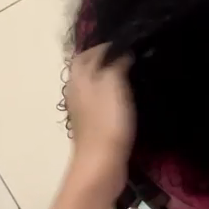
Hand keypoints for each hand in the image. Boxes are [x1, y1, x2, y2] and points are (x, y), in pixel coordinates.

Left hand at [63, 45, 135, 192]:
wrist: (101, 164)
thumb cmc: (107, 121)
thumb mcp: (113, 83)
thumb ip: (115, 63)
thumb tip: (121, 52)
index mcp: (78, 79)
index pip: (85, 54)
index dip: (104, 46)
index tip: (126, 44)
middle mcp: (76, 92)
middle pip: (88, 69)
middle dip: (106, 61)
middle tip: (130, 58)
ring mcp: (83, 111)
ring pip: (94, 86)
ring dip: (109, 78)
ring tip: (132, 75)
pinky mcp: (93, 126)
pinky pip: (101, 102)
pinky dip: (112, 95)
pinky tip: (127, 99)